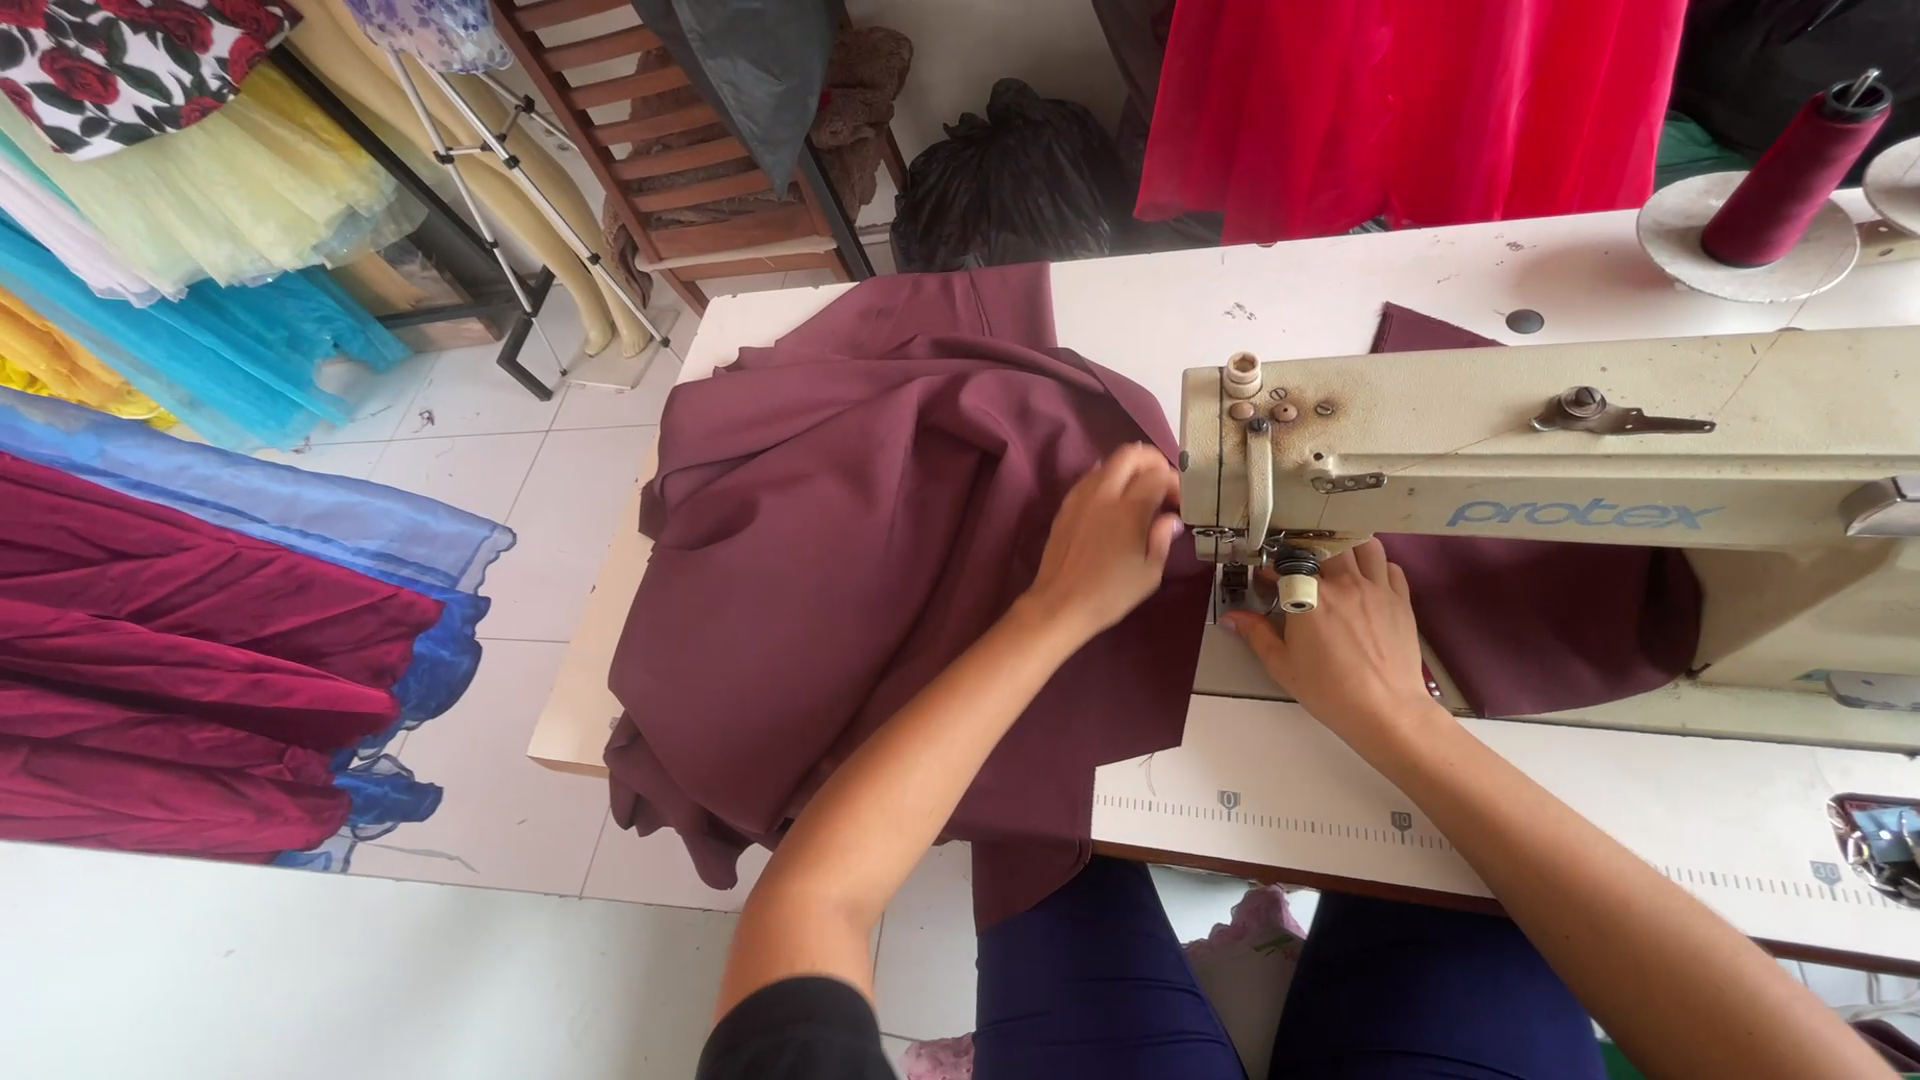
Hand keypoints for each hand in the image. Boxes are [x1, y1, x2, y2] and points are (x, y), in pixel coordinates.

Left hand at [1020, 443, 1183, 643]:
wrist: (1060, 604)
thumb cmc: (1110, 594)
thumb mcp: (1149, 573)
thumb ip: (1162, 539)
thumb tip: (1171, 519)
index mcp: (1129, 510)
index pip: (1158, 475)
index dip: (1175, 482)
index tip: (1181, 502)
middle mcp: (1104, 495)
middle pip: (1130, 454)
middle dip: (1152, 461)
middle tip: (1162, 483)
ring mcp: (1081, 498)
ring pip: (1107, 462)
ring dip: (1129, 468)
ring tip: (1140, 490)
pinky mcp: (1065, 506)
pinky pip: (1089, 479)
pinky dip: (1107, 479)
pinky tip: (1114, 498)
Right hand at [1221, 539, 1448, 748]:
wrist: (1385, 710)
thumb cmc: (1330, 690)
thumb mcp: (1282, 664)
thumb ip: (1255, 633)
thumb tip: (1231, 618)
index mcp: (1309, 598)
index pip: (1285, 563)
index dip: (1272, 567)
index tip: (1267, 577)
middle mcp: (1343, 585)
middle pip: (1325, 544)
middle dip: (1309, 549)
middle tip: (1302, 565)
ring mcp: (1375, 589)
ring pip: (1363, 545)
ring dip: (1347, 547)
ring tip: (1336, 561)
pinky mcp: (1400, 600)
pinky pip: (1390, 567)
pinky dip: (1376, 565)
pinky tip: (1366, 579)